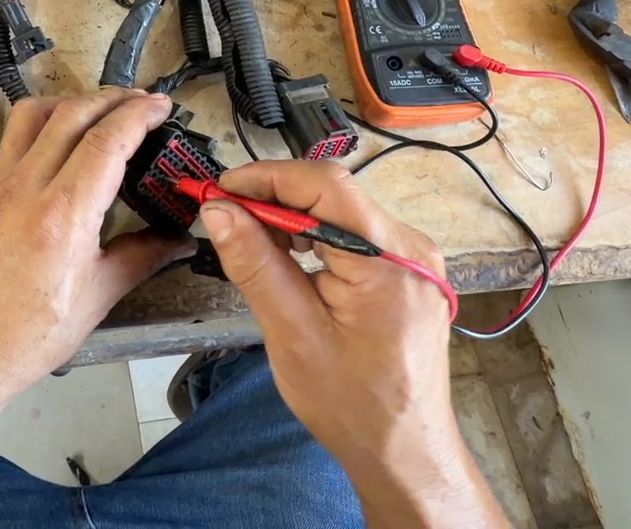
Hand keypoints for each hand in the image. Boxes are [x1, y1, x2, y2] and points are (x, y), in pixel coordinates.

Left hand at [0, 89, 195, 407]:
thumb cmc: (34, 332)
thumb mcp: (99, 295)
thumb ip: (143, 256)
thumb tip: (180, 238)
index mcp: (62, 215)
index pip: (105, 142)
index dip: (138, 115)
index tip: (162, 104)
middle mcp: (27, 187)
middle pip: (71, 115)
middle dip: (112, 99)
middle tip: (143, 101)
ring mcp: (0, 183)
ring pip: (34, 113)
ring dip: (74, 101)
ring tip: (103, 110)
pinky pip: (14, 135)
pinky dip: (45, 121)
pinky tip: (63, 138)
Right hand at [201, 161, 496, 519]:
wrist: (405, 453)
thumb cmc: (350, 402)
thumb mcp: (292, 333)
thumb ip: (255, 264)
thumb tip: (218, 210)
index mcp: (389, 260)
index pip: (325, 185)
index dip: (267, 176)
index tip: (222, 189)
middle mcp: (410, 246)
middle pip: (332, 193)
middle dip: (273, 197)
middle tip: (227, 216)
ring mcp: (412, 256)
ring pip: (339, 208)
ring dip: (290, 215)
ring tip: (252, 240)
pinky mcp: (404, 268)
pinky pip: (350, 230)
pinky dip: (311, 233)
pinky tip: (287, 255)